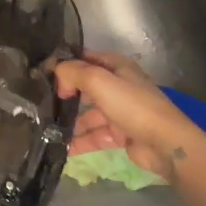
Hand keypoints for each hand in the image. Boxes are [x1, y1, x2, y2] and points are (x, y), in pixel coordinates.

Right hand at [54, 51, 200, 180]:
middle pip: (84, 88)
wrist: (166, 145)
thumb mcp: (98, 81)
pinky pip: (94, 136)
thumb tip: (57, 75)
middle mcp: (117, 86)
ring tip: (45, 128)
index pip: (84, 59)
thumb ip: (72, 72)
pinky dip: (79, 141)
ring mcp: (119, 112)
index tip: (41, 73)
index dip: (64, 64)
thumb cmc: (132, 105)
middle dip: (64, 94)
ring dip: (69, 121)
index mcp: (116, 67)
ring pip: (88, 115)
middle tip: (39, 102)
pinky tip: (61, 147)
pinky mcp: (120, 135)